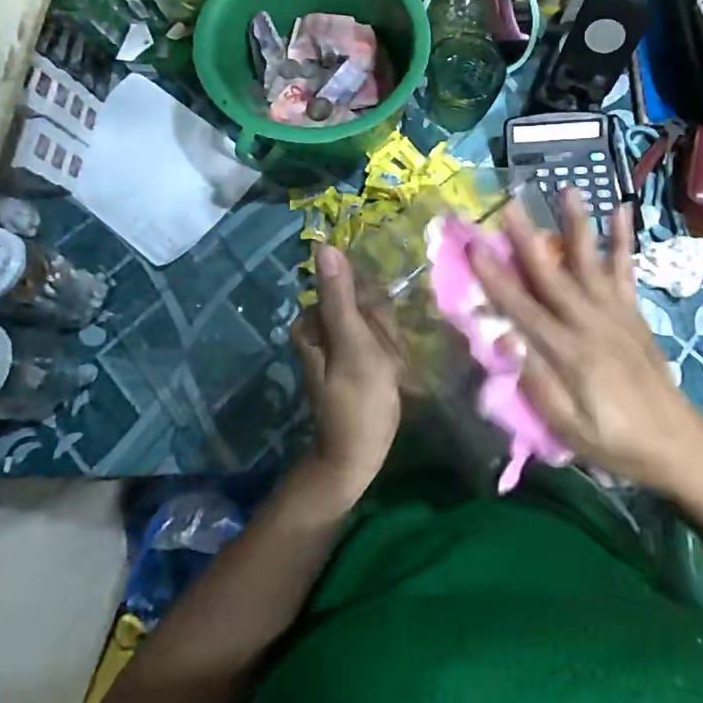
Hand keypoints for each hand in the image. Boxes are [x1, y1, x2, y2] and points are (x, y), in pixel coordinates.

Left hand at [290, 244, 402, 511]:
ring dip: (389, 343)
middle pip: (364, 304)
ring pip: (375, 322)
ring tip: (388, 371)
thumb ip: (340, 296)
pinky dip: (388, 352)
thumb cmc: (357, 402)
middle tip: (385, 363)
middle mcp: (318, 326)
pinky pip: (376, 339)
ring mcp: (336, 342)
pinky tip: (391, 373)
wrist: (356, 457)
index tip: (382, 343)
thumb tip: (323, 245)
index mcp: (311, 319)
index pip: (352, 288)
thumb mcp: (352, 345)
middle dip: (383, 329)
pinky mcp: (350, 357)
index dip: (376, 311)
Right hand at [468, 192, 702, 528]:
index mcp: (569, 352)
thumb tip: (502, 338)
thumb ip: (535, 381)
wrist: (678, 445)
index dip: (494, 276)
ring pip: (590, 262)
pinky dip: (623, 240)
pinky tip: (622, 211)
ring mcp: (616, 314)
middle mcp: (590, 323)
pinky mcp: (633, 313)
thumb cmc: (614, 441)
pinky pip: (626, 271)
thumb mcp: (568, 426)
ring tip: (567, 189)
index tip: (473, 245)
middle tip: (508, 203)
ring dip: (576, 224)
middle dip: (526, 237)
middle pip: (552, 274)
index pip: (522, 307)